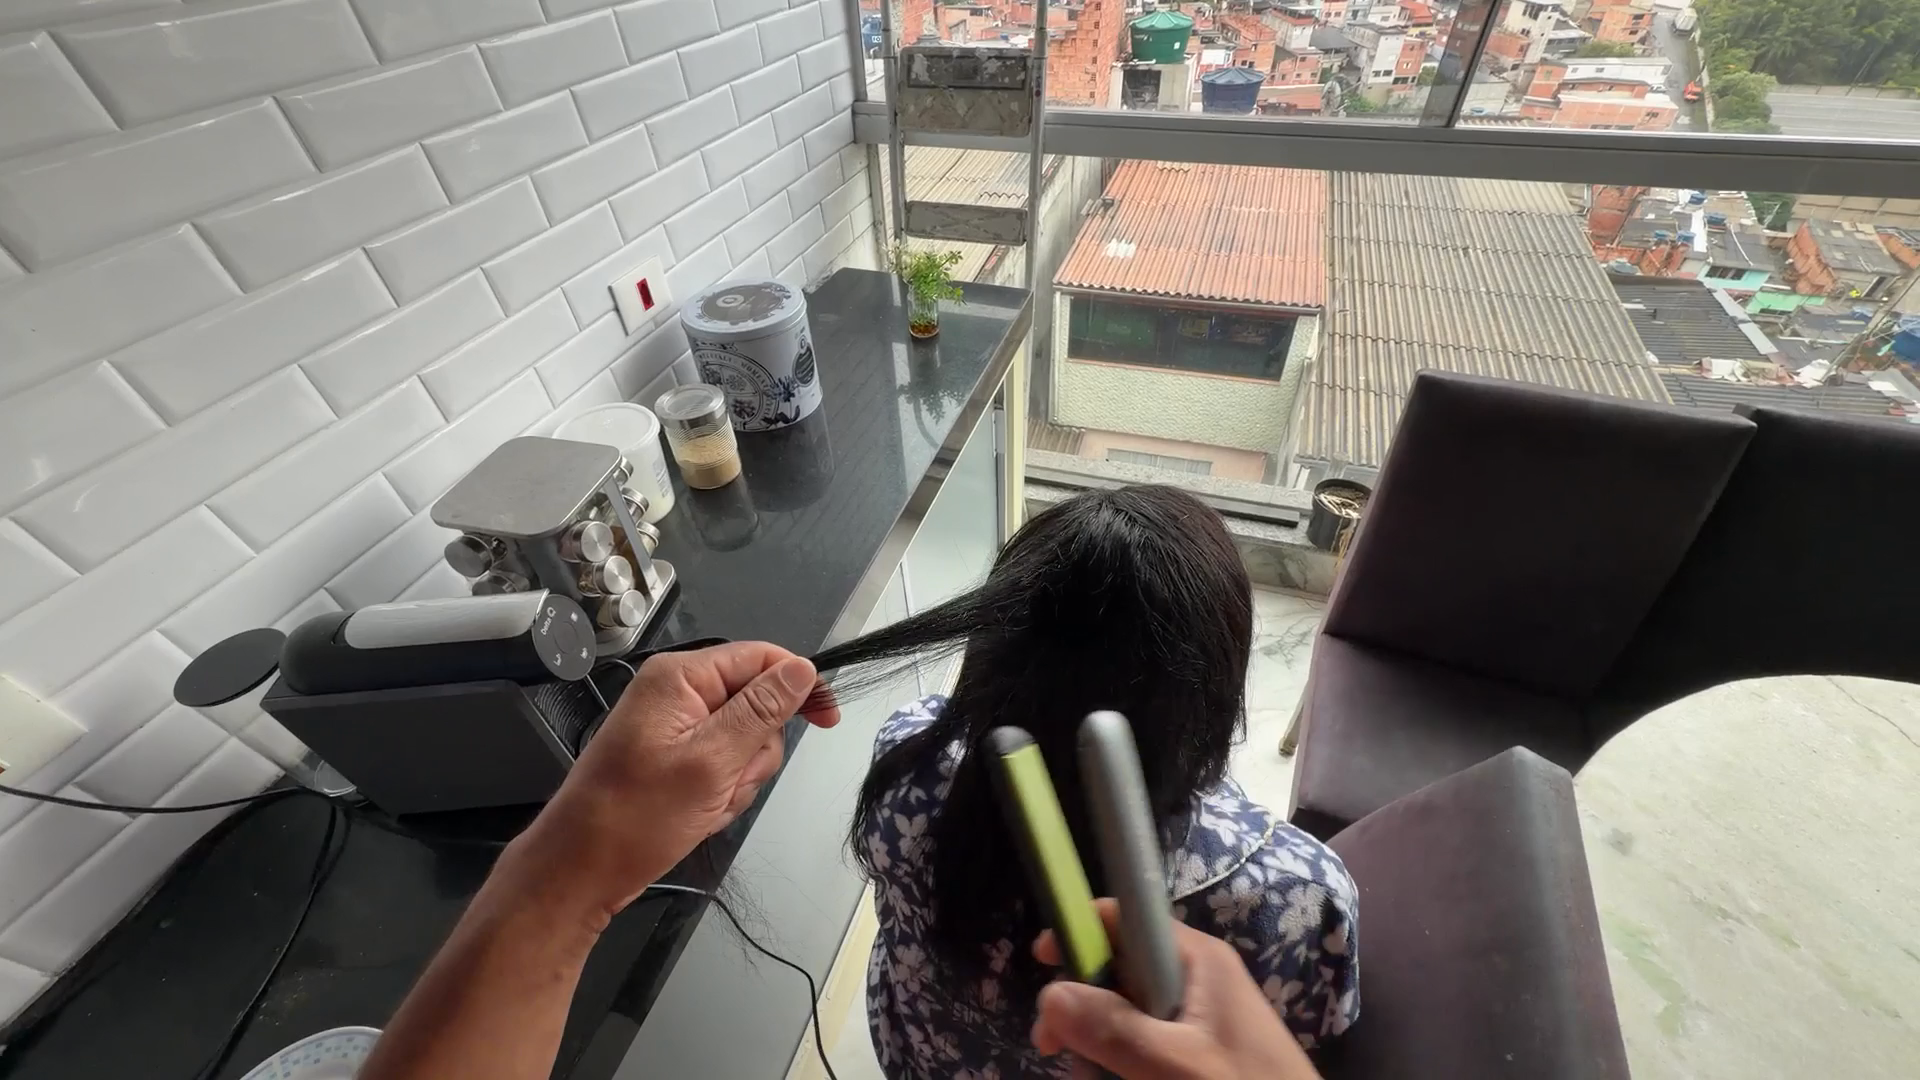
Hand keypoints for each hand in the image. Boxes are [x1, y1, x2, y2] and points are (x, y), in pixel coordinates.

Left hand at [503, 642, 839, 926]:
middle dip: (755, 749)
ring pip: (747, 738)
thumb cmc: (638, 816)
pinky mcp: (677, 756)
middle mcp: (680, 692)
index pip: (761, 658)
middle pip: (757, 702)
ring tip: (708, 804)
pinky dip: (724, 789)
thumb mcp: (711, 761)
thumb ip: (762, 710)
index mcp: (682, 677)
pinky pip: (726, 762)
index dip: (800, 684)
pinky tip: (700, 812)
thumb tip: (803, 668)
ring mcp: (677, 726)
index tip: (829, 720)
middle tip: (728, 782)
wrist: (576, 875)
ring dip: (740, 776)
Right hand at [1030, 900, 1321, 1079]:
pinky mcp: (1199, 1048)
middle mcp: (1193, 974)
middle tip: (1050, 1044)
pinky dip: (1118, 1057)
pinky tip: (1104, 1079)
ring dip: (1095, 1036)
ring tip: (1078, 1072)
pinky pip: (1143, 1038)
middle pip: (1118, 965)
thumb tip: (1048, 992)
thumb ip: (1116, 1031)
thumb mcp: (1179, 1067)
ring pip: (1125, 1007)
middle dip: (1080, 999)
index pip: (1126, 915)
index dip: (1081, 928)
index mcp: (1194, 957)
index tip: (1043, 958)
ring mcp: (1197, 1013)